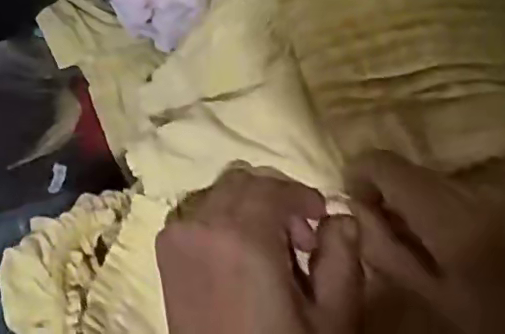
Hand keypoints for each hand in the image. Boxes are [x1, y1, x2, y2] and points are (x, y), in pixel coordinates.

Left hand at [156, 167, 361, 333]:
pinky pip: (195, 214)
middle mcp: (199, 222)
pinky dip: (221, 221)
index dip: (300, 194)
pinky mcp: (162, 247)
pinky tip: (243, 259)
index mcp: (240, 236)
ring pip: (214, 195)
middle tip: (305, 239)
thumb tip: (342, 217)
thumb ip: (340, 263)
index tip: (324, 214)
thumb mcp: (330, 321)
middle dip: (274, 199)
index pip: (268, 187)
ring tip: (277, 253)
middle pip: (238, 183)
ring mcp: (174, 231)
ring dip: (247, 208)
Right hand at [345, 151, 504, 333]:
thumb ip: (387, 250)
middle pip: (428, 173)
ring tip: (478, 242)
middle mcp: (493, 190)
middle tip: (423, 235)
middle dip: (415, 198)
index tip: (366, 204)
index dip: (362, 177)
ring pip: (474, 180)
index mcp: (451, 213)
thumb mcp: (442, 306)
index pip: (380, 161)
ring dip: (462, 202)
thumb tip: (356, 208)